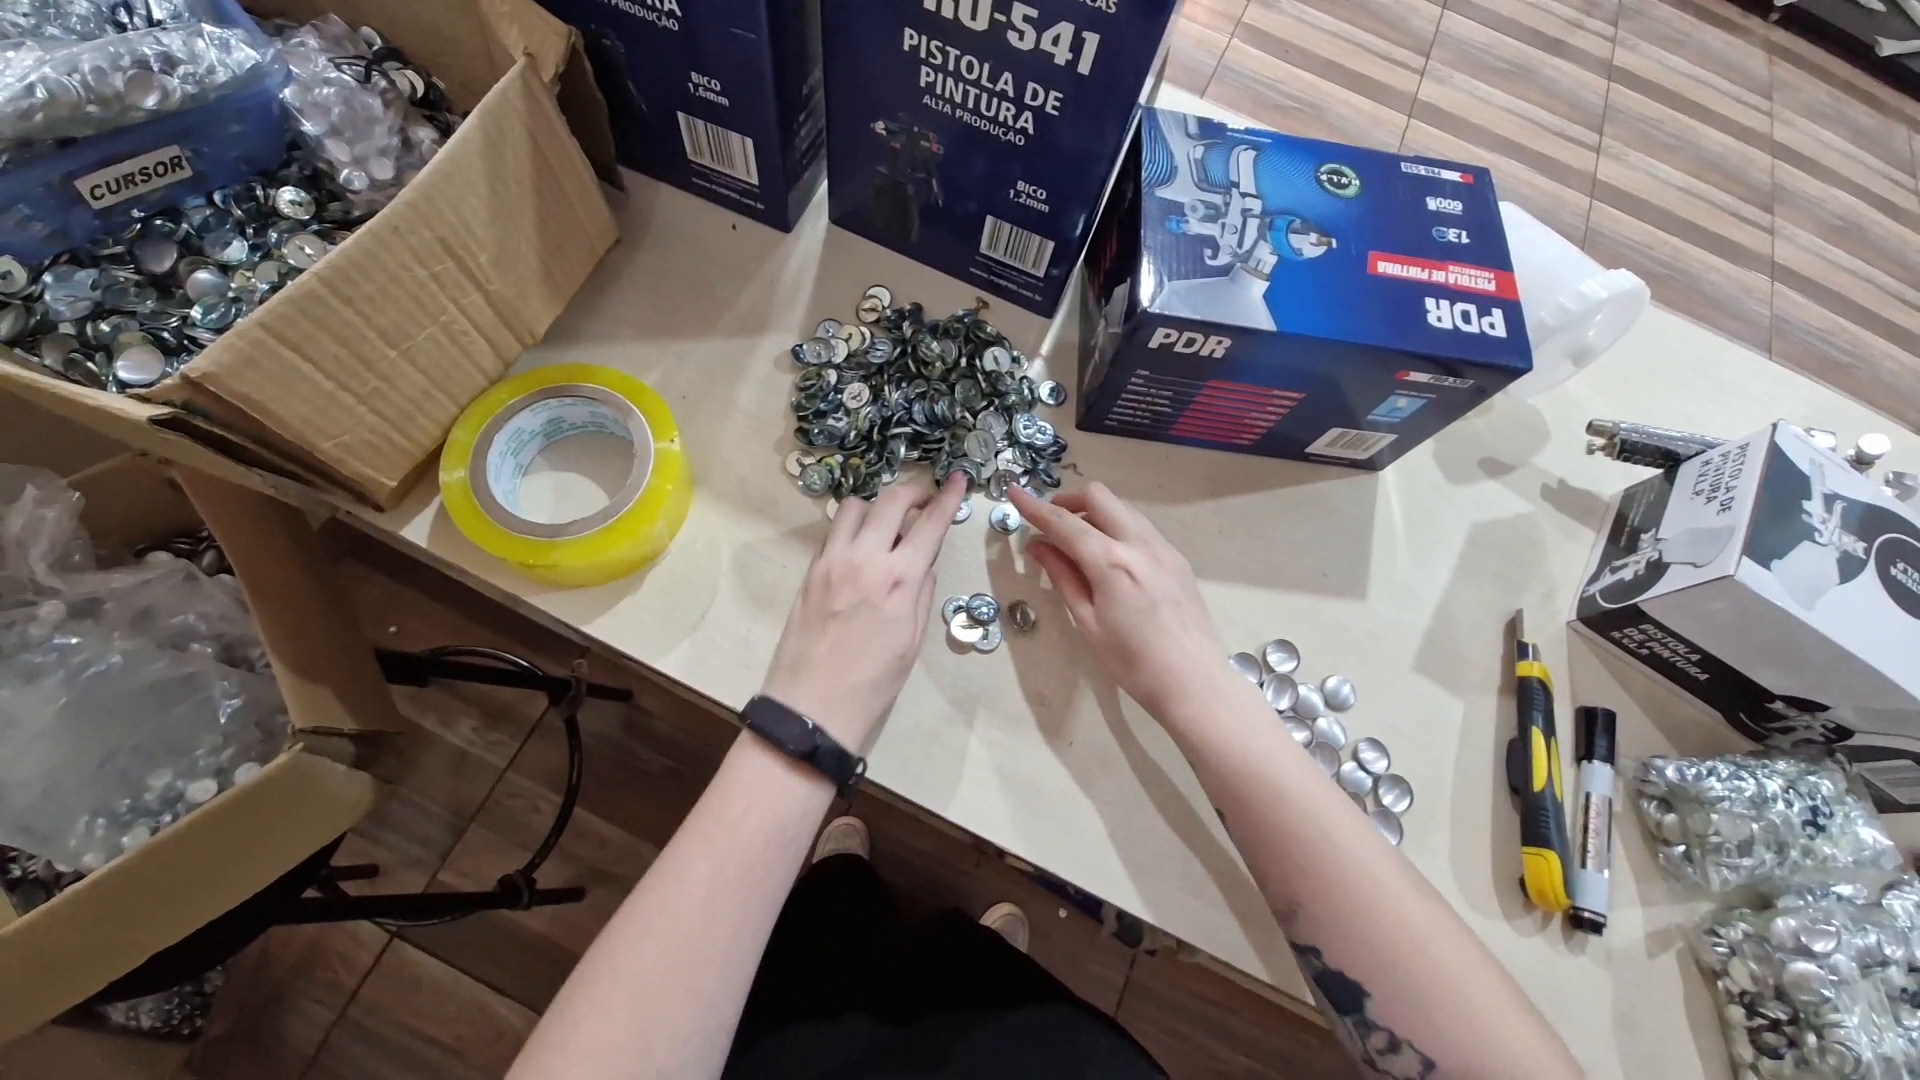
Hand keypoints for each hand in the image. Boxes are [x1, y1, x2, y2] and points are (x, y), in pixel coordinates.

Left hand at [761, 474, 967, 750]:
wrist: (813, 707)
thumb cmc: (873, 683)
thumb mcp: (912, 641)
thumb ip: (921, 593)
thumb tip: (925, 563)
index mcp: (900, 579)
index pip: (930, 523)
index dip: (948, 497)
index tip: (959, 480)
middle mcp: (865, 558)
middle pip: (890, 500)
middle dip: (913, 490)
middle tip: (925, 497)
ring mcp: (832, 561)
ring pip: (854, 507)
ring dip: (876, 506)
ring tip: (888, 524)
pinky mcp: (810, 571)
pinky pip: (833, 532)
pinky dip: (852, 528)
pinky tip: (861, 547)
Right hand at [1010, 483, 1232, 722]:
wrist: (1194, 683)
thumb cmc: (1133, 663)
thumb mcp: (1088, 622)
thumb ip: (1063, 577)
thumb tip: (1039, 546)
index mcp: (1112, 562)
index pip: (1066, 523)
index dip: (1035, 507)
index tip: (1013, 492)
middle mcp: (1140, 544)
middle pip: (1100, 497)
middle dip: (1069, 501)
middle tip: (1050, 523)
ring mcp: (1164, 549)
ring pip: (1123, 509)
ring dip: (1095, 513)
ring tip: (1077, 542)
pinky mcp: (1178, 560)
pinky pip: (1141, 528)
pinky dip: (1117, 529)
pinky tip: (1109, 558)